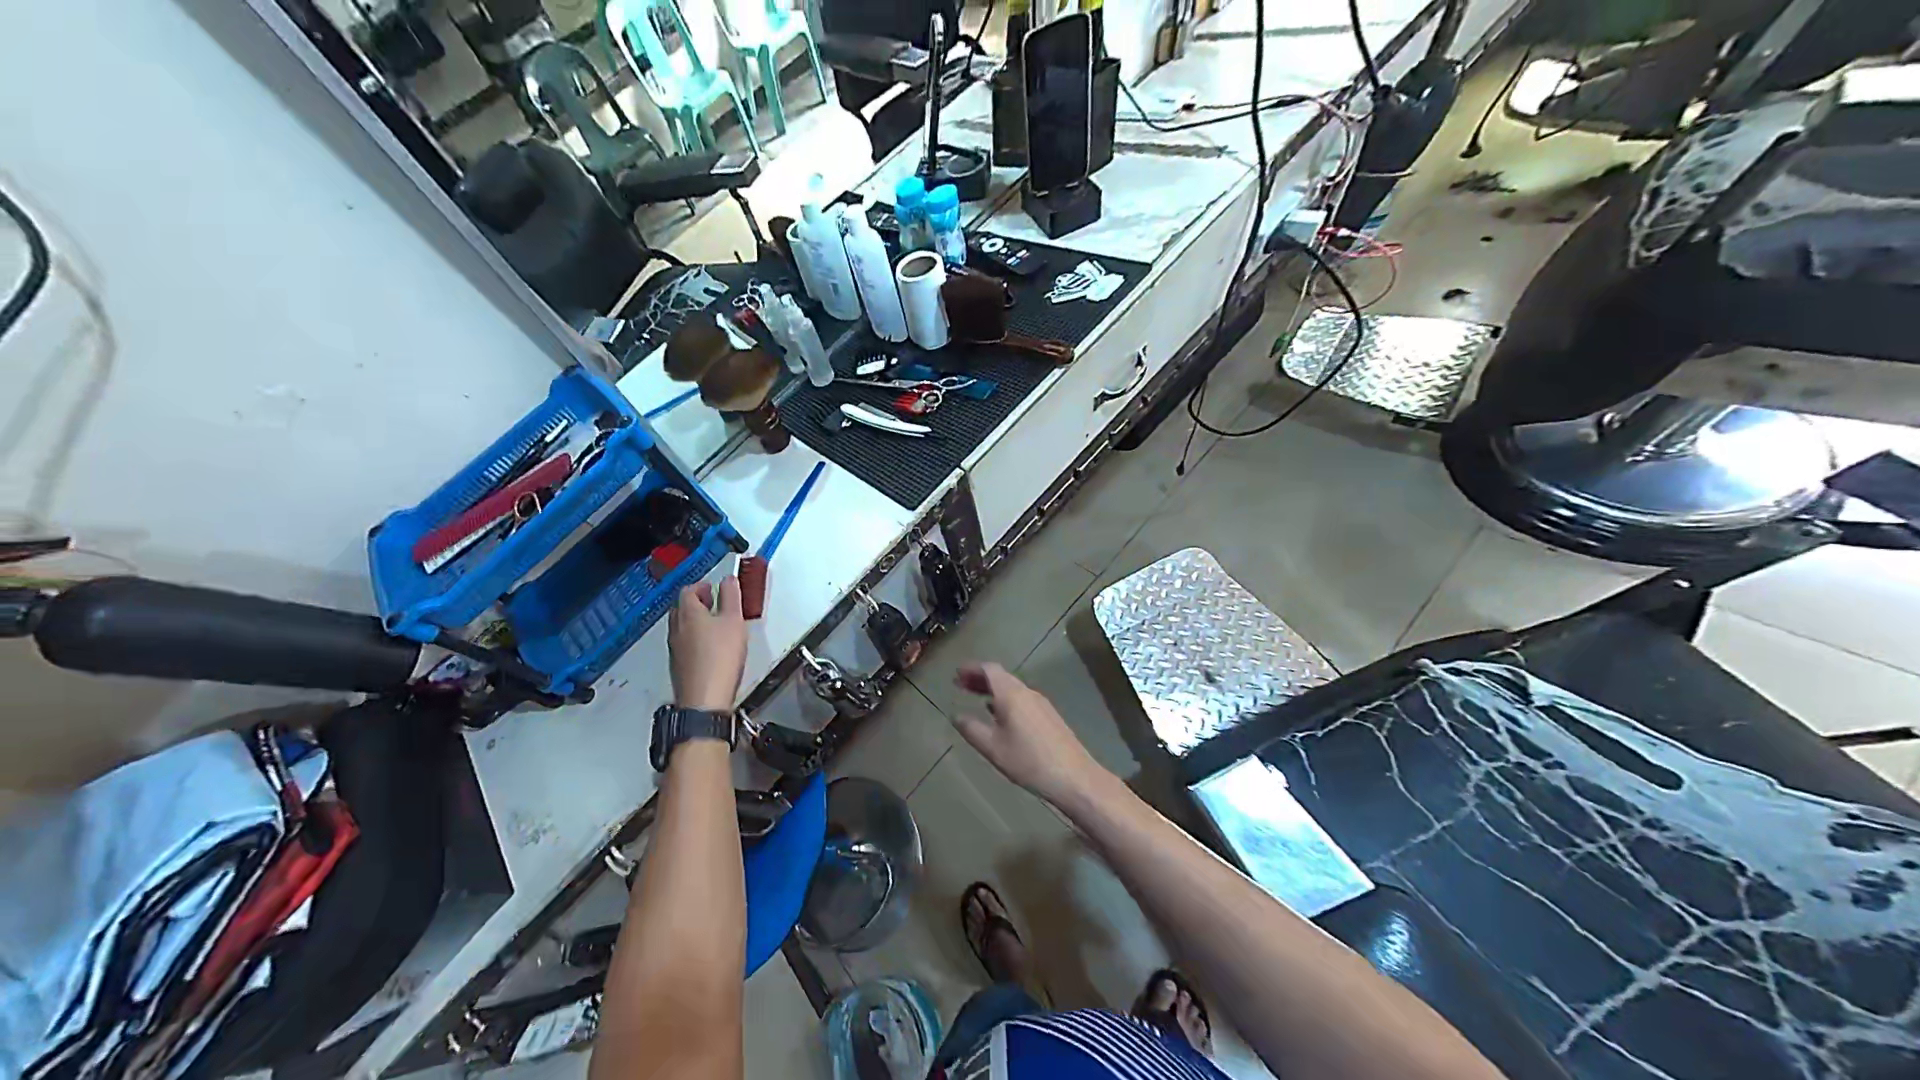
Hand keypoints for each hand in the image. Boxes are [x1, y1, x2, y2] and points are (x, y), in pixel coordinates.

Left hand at [668, 578, 747, 711]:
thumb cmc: (720, 658)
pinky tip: (711, 648)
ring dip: (695, 621)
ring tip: (715, 625)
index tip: (714, 588)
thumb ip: (731, 597)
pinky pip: (684, 644)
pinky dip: (695, 639)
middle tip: (714, 603)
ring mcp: (675, 649)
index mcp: (688, 613)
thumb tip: (728, 581)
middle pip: (682, 608)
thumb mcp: (734, 621)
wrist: (705, 699)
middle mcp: (676, 629)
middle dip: (697, 603)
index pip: (688, 591)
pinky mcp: (679, 666)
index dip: (702, 586)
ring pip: (682, 627)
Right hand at [953, 662, 1103, 805]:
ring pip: (1012, 688)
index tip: (956, 674)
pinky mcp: (1048, 716)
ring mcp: (1041, 704)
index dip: (972, 669)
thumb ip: (972, 729)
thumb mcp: (993, 748)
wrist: (1074, 777)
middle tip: (961, 684)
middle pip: (1001, 677)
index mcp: (1012, 694)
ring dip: (993, 690)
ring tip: (976, 698)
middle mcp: (1027, 693)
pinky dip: (1005, 700)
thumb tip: (956, 716)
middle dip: (980, 678)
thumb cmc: (1029, 761)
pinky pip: (1022, 699)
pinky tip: (1000, 715)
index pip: (990, 669)